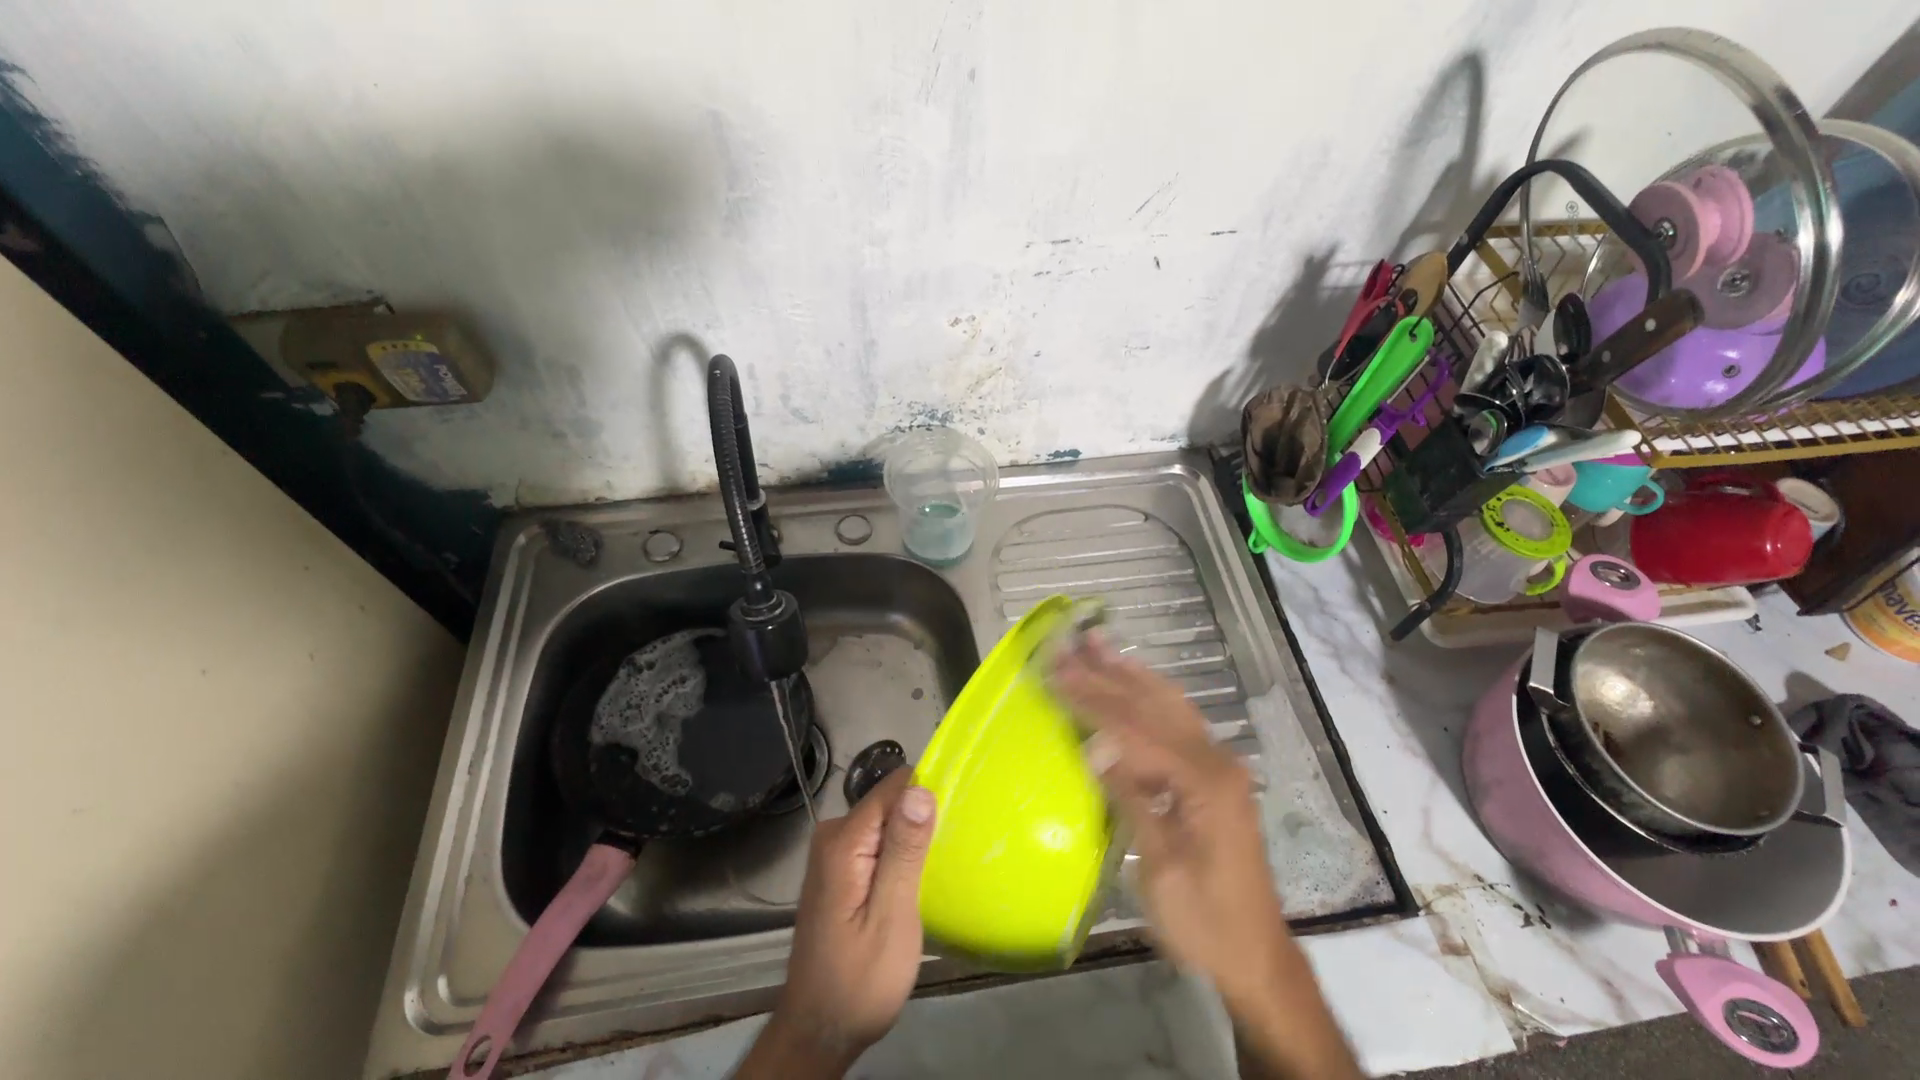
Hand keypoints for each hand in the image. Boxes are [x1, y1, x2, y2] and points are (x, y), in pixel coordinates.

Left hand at [735, 770, 935, 1078]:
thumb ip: (904, 851)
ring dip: (914, 839)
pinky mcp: (839, 873)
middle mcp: (832, 837)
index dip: (928, 792)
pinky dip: (900, 856)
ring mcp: (832, 856)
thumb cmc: (860, 980)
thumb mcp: (891, 917)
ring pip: (885, 824)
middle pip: (889, 802)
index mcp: (843, 842)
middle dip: (922, 818)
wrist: (820, 1029)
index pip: (892, 787)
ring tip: (945, 865)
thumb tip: (920, 789)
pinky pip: (877, 844)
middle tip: (955, 851)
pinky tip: (920, 881)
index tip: (962, 812)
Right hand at [1051, 634, 1284, 1001]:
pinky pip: (1180, 726)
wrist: (1256, 956)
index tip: (1055, 672)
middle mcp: (1217, 763)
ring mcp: (1221, 769)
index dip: (1092, 699)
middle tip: (1069, 647)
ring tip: (1099, 645)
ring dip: (1132, 676)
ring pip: (1171, 707)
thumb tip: (1095, 745)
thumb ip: (1132, 798)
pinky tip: (1134, 687)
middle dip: (1108, 676)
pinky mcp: (1217, 781)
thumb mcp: (1160, 866)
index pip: (1135, 728)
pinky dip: (1151, 700)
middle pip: (1154, 707)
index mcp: (1204, 782)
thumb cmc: (1204, 920)